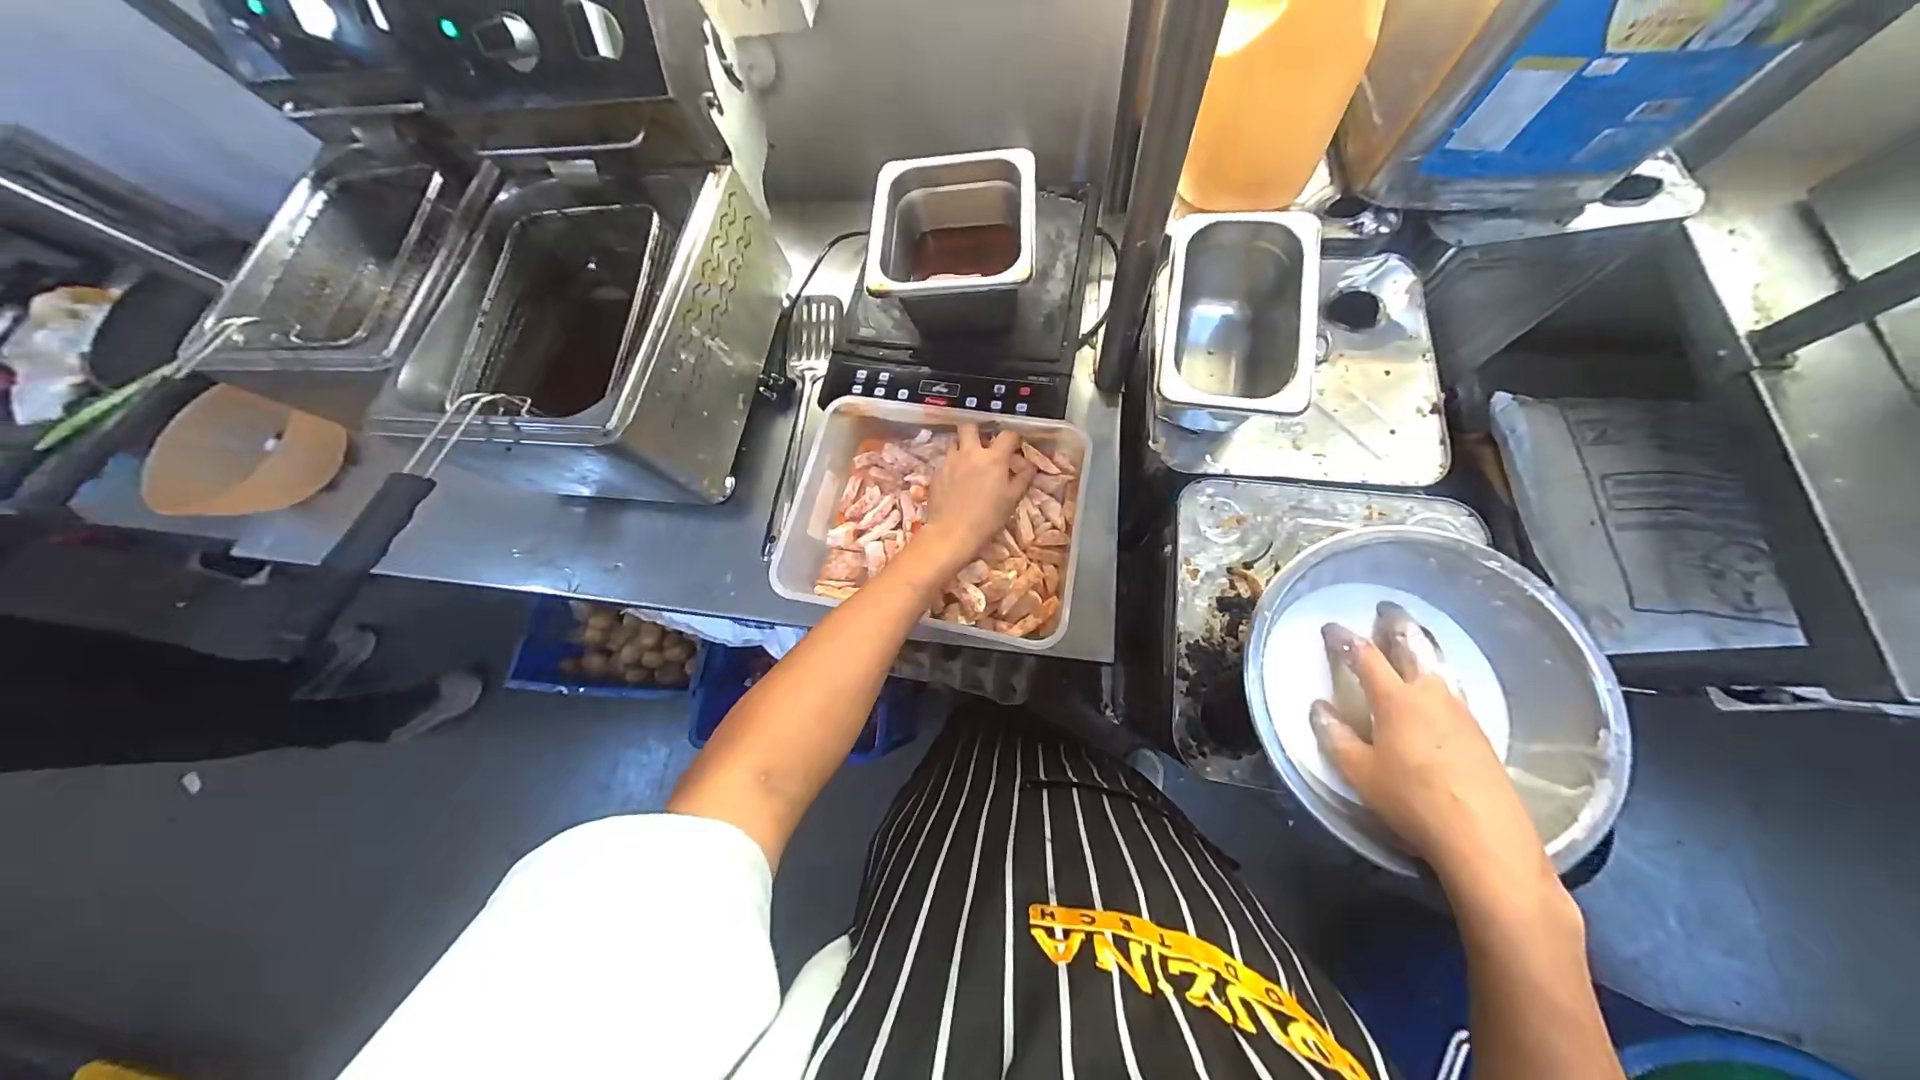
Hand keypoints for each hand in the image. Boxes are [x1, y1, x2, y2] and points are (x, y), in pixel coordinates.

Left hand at [919, 422, 1034, 569]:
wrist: (952, 533)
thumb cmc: (988, 518)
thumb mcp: (1012, 499)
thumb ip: (1023, 478)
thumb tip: (1030, 466)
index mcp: (993, 458)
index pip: (1007, 435)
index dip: (1013, 438)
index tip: (1014, 447)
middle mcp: (970, 453)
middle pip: (970, 426)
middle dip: (977, 432)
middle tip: (983, 446)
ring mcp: (950, 461)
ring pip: (954, 442)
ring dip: (962, 447)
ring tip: (968, 463)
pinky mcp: (936, 473)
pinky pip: (945, 461)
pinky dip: (952, 466)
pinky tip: (955, 482)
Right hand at [1314, 624, 1550, 891]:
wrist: (1485, 836)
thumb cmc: (1412, 800)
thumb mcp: (1359, 772)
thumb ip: (1336, 737)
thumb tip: (1319, 708)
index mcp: (1396, 700)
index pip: (1366, 657)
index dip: (1345, 640)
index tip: (1331, 629)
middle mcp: (1431, 696)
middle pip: (1413, 649)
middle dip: (1396, 626)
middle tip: (1386, 611)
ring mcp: (1461, 713)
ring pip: (1438, 667)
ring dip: (1422, 647)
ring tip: (1412, 639)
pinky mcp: (1480, 733)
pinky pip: (1453, 689)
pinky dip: (1437, 675)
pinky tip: (1437, 688)